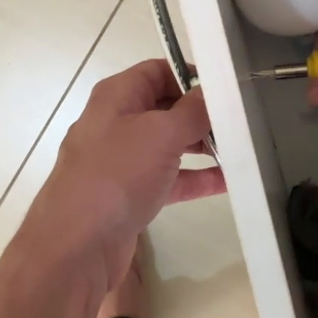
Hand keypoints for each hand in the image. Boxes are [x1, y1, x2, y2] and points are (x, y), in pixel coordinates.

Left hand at [17, 60, 225, 296]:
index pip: (158, 70)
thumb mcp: (161, 134)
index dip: (191, 74)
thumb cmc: (116, 176)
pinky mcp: (131, 192)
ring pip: (170, 144)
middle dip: (202, 113)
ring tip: (241, 149)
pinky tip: (228, 181)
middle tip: (240, 121)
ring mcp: (123, 160)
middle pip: (167, 106)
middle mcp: (117, 122)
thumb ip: (192, 111)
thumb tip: (213, 93)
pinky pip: (170, 177)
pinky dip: (196, 177)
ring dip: (203, 146)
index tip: (226, 88)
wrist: (76, 247)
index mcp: (117, 97)